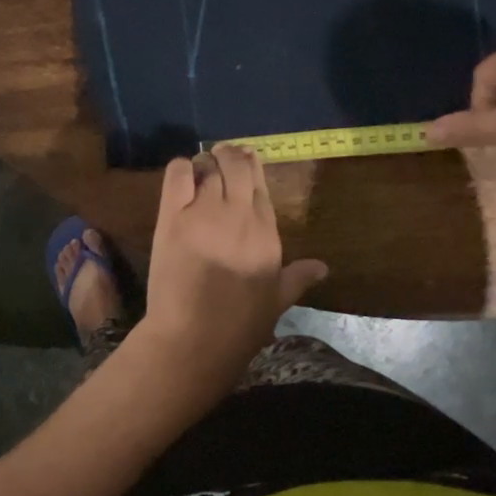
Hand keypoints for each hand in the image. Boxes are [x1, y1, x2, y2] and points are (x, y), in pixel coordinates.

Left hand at [142, 145, 327, 377]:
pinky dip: (182, 168)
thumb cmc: (239, 325)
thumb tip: (323, 267)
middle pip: (237, 166)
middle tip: (221, 157)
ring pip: (209, 167)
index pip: (260, 185)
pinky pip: (178, 174)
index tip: (246, 160)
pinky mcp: (172, 216)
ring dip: (206, 163)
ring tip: (202, 169)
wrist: (194, 338)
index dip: (252, 167)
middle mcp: (238, 214)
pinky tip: (183, 176)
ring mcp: (204, 212)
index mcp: (266, 232)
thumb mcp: (277, 301)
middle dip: (230, 156)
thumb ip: (298, 278)